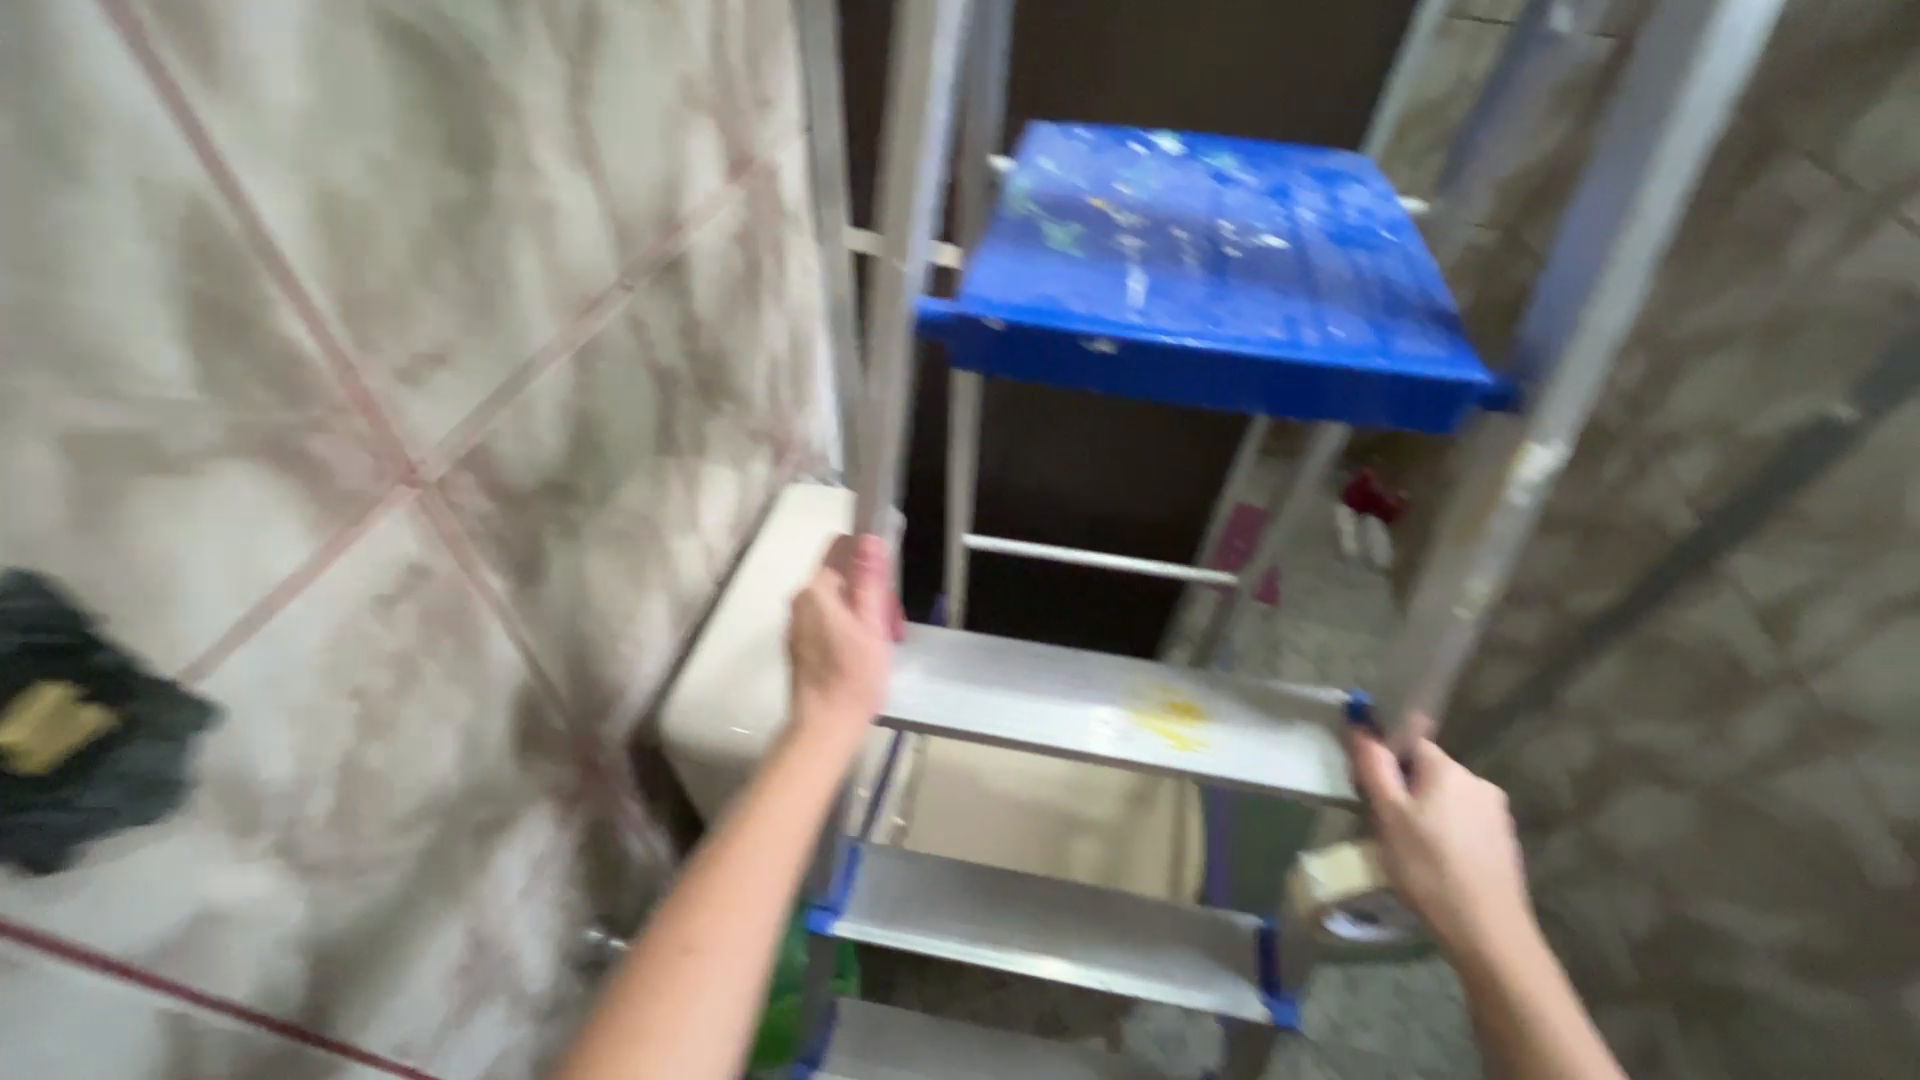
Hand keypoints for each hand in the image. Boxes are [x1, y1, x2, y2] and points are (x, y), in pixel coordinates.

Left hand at [785, 534, 900, 752]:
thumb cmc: (854, 677)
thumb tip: (868, 538)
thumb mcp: (872, 625)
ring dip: (865, 614)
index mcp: (816, 591)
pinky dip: (850, 630)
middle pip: (843, 577)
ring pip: (839, 601)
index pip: (841, 547)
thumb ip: (869, 580)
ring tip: (882, 645)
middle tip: (891, 627)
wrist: (824, 728)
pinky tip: (864, 655)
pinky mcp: (801, 645)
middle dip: (872, 594)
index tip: (887, 586)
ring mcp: (797, 624)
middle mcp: (800, 602)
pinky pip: (829, 621)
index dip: (869, 557)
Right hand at [1347, 727, 1534, 960]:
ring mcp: (1496, 814)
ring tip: (1410, 849)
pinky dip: (1447, 834)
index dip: (1386, 762)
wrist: (1487, 931)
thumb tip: (1361, 726)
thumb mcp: (1388, 816)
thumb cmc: (1427, 868)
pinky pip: (1465, 823)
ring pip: (1447, 799)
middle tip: (1385, 825)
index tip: (1371, 792)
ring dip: (1427, 813)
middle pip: (1429, 772)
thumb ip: (1374, 767)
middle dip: (1406, 790)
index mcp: (1449, 770)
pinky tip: (1437, 863)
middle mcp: (1479, 782)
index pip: (1410, 744)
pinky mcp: (1505, 842)